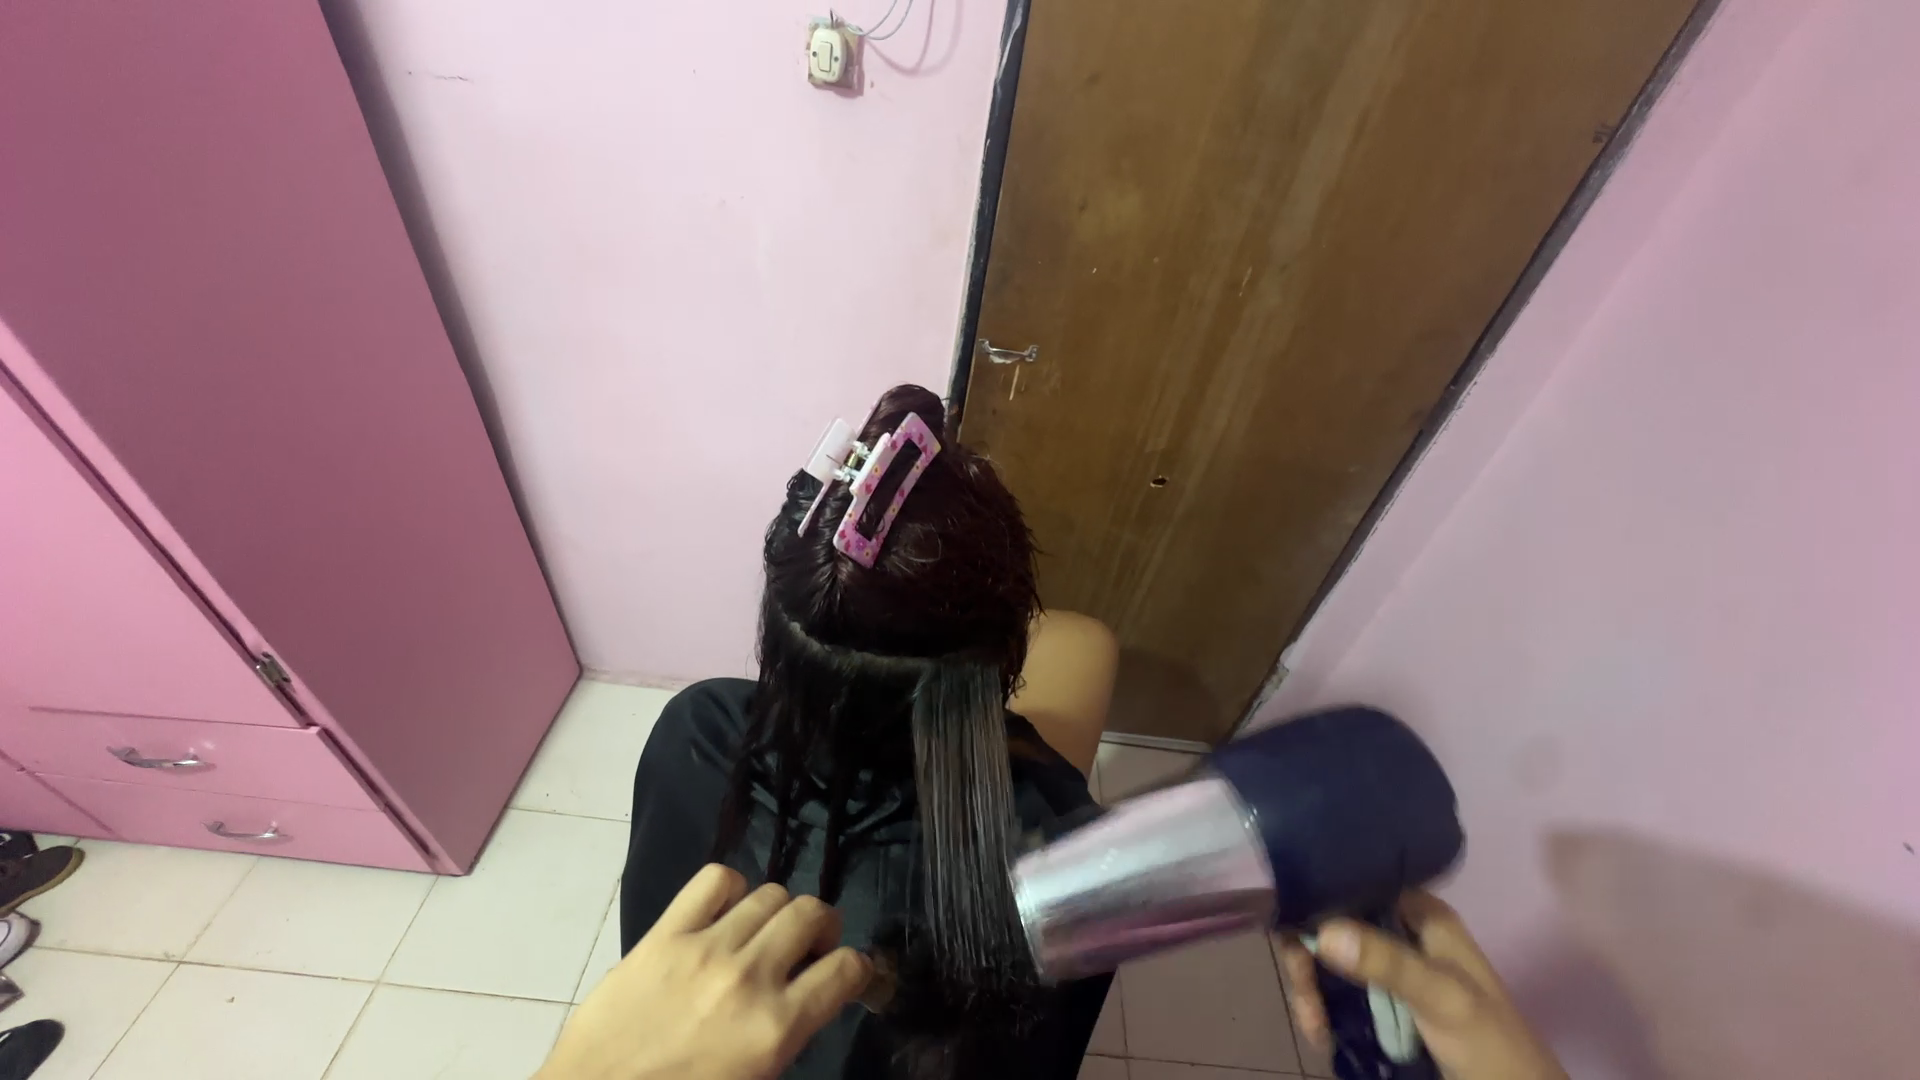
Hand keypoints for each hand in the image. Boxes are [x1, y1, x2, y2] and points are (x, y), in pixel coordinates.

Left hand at [538, 864, 871, 1079]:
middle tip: (807, 948)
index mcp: (774, 1029)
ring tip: (763, 932)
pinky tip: (724, 912)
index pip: (845, 969)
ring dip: (778, 913)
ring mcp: (706, 949)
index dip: (857, 967)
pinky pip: (714, 881)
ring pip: (770, 894)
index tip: (848, 971)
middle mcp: (749, 978)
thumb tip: (806, 998)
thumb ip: (786, 1038)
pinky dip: (729, 889)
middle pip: (811, 914)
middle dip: (821, 928)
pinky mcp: (664, 934)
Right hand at [1277, 891, 1566, 1079]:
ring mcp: (1389, 966)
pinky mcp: (1382, 1001)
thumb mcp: (1444, 999)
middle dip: (1308, 959)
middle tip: (1305, 997)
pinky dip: (1320, 1008)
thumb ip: (1389, 963)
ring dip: (1311, 989)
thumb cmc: (1492, 1045)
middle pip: (1329, 923)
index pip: (1350, 885)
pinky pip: (1335, 990)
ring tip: (1314, 1027)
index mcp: (1418, 912)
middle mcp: (1398, 930)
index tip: (1291, 931)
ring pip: (1327, 958)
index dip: (1314, 901)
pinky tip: (1320, 1033)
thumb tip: (1323, 930)